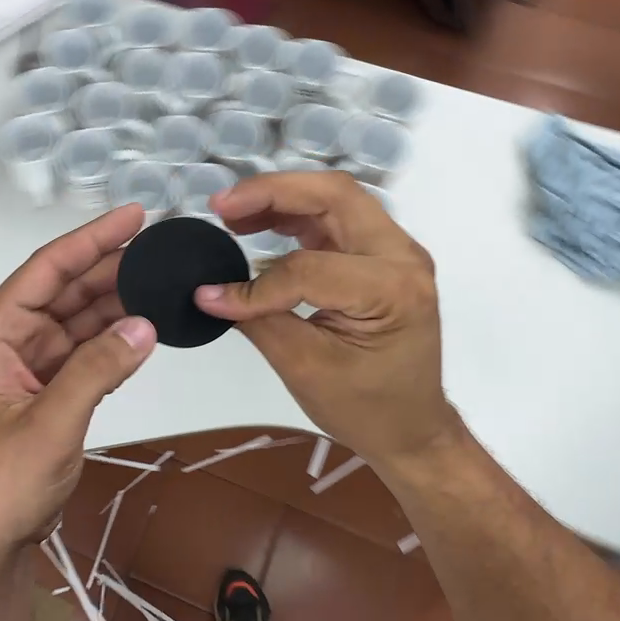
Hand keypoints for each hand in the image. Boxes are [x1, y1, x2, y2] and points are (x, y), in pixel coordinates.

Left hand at [0, 203, 157, 556]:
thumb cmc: (2, 483)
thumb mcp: (51, 423)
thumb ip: (97, 369)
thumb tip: (146, 324)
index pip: (46, 270)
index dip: (90, 240)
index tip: (134, 217)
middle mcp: (12, 337)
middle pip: (66, 287)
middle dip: (111, 267)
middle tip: (162, 250)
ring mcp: (32, 361)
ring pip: (80, 316)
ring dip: (118, 301)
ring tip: (163, 282)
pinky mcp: (51, 385)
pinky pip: (88, 348)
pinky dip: (116, 337)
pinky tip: (147, 327)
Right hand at [193, 171, 462, 466]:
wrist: (411, 427)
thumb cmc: (365, 407)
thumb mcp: (304, 367)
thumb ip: (258, 320)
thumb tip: (208, 292)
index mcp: (392, 289)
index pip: (310, 267)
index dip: (257, 283)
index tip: (212, 298)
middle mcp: (402, 256)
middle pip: (334, 196)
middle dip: (272, 193)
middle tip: (221, 206)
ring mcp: (394, 251)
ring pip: (334, 197)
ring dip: (281, 198)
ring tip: (231, 213)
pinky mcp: (379, 254)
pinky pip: (335, 217)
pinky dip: (294, 214)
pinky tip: (258, 223)